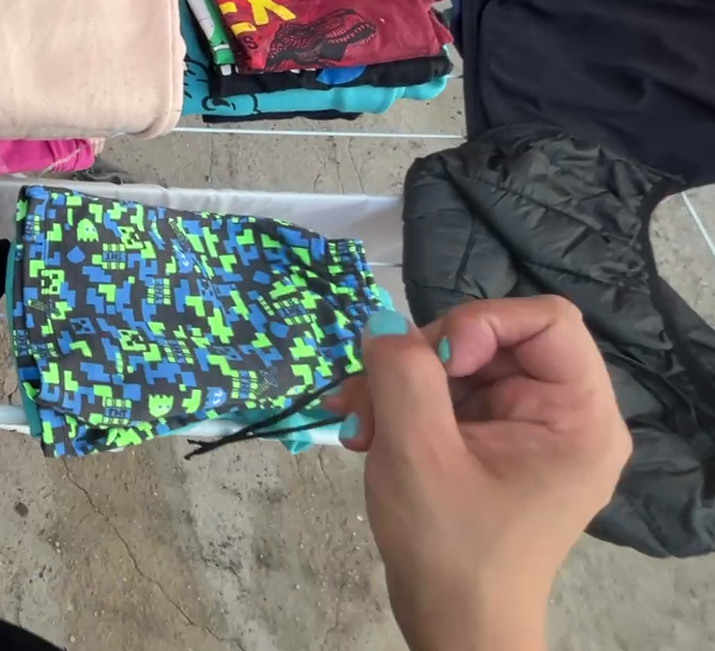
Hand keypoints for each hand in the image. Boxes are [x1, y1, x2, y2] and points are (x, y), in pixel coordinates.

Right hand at [327, 299, 630, 650]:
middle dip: (412, 360)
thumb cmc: (448, 538)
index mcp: (574, 418)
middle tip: (368, 398)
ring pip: (444, 362)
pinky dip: (389, 401)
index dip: (478, 325)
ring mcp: (515, 426)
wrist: (449, 612)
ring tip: (358, 423)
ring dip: (388, 383)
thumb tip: (381, 323)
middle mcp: (554, 413)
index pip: (543, 321)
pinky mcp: (480, 437)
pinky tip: (364, 432)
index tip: (433, 366)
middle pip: (481, 337)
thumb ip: (403, 374)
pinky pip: (431, 390)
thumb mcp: (416, 449)